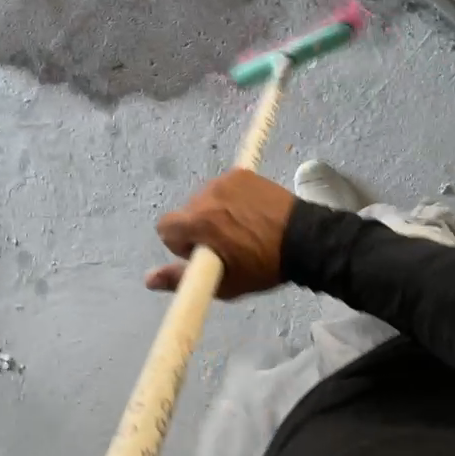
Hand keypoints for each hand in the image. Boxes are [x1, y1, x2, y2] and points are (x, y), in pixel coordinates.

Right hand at [147, 169, 295, 299]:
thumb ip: (182, 279)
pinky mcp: (242, 173)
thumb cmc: (263, 266)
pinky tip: (251, 213)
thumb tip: (148, 280)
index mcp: (198, 221)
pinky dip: (230, 200)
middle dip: (199, 228)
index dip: (181, 244)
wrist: (306, 239)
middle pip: (186, 213)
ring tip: (243, 228)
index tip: (205, 253)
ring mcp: (225, 180)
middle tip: (228, 244)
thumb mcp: (223, 282)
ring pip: (205, 199)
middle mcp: (206, 195)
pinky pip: (223, 188)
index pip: (165, 227)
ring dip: (214, 213)